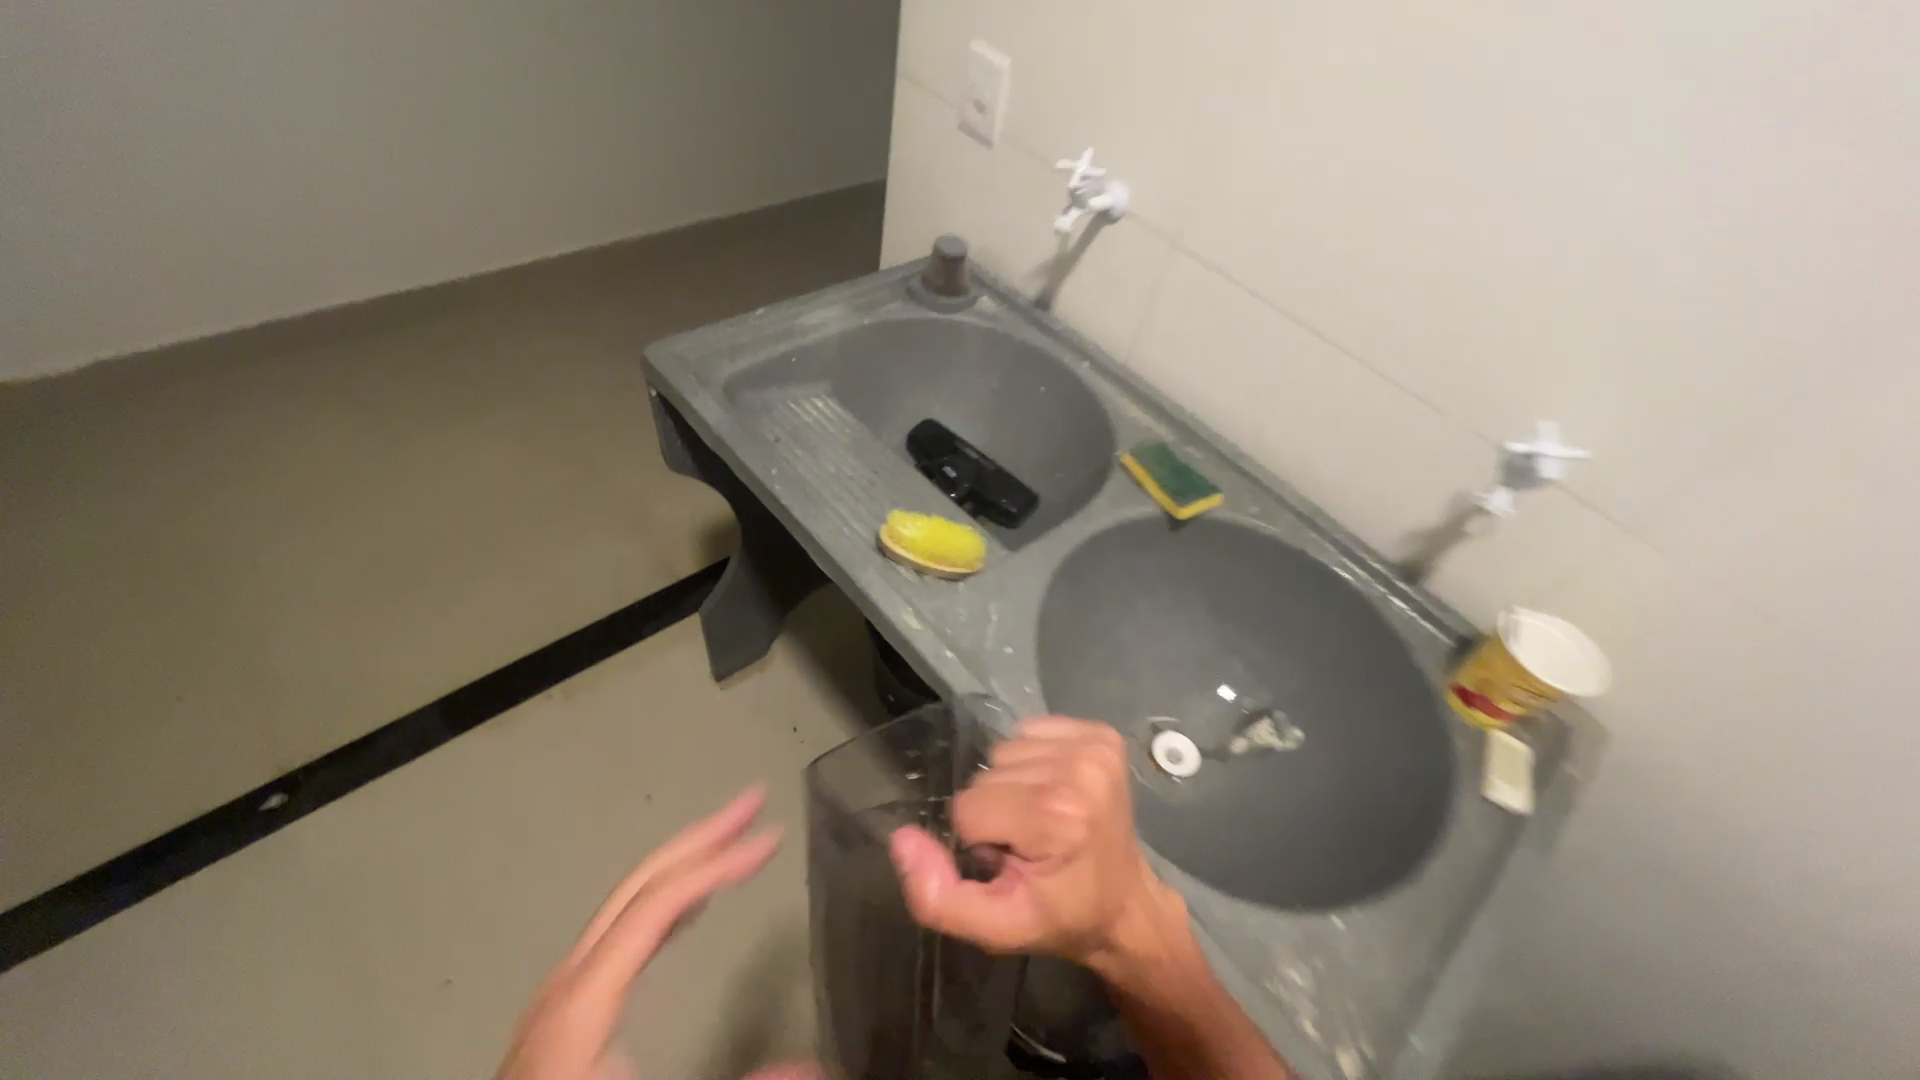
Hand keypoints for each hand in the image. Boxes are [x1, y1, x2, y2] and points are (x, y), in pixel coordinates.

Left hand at [495, 786, 818, 1079]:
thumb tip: (816, 1067)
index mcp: (586, 995)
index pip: (660, 901)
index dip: (719, 863)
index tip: (771, 836)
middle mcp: (571, 978)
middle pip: (642, 882)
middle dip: (703, 836)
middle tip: (753, 801)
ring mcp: (565, 991)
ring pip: (628, 899)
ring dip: (686, 860)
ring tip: (733, 837)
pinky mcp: (569, 1008)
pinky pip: (622, 928)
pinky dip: (665, 898)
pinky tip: (692, 903)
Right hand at [888, 716, 1181, 970]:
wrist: (1124, 904)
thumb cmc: (1059, 916)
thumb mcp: (994, 927)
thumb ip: (936, 895)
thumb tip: (900, 838)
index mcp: (1056, 816)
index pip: (969, 809)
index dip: (980, 841)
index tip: (1014, 861)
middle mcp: (1078, 769)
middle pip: (986, 776)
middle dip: (996, 812)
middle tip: (1029, 844)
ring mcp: (1094, 747)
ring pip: (1004, 752)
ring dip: (1012, 786)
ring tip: (1042, 820)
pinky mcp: (1103, 733)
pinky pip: (1030, 732)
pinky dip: (1032, 762)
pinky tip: (1055, 792)